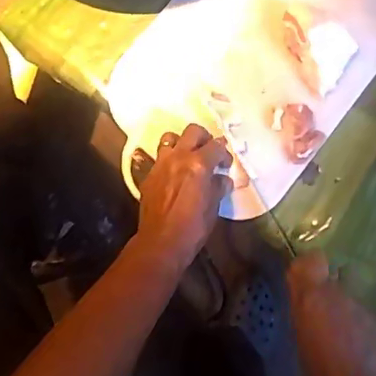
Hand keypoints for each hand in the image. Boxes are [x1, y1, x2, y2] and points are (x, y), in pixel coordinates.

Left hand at [134, 124, 231, 270]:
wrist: (160, 243)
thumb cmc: (193, 227)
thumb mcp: (214, 206)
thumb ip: (219, 186)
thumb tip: (223, 179)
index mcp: (199, 164)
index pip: (216, 145)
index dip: (224, 153)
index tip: (226, 163)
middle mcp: (179, 157)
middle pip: (193, 131)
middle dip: (204, 138)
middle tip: (209, 152)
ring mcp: (161, 164)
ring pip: (170, 138)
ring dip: (181, 143)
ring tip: (187, 156)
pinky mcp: (149, 175)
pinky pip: (159, 157)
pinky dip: (168, 159)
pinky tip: (174, 173)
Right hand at [288, 253, 375, 375]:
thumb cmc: (321, 373)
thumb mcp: (301, 340)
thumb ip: (303, 311)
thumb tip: (305, 298)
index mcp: (311, 297)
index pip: (310, 259)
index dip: (308, 264)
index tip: (304, 275)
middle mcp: (336, 291)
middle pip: (330, 272)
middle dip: (327, 283)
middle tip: (323, 304)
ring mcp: (358, 301)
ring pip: (347, 289)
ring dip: (343, 301)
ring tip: (341, 325)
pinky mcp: (374, 314)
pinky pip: (361, 308)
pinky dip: (357, 317)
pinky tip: (357, 338)